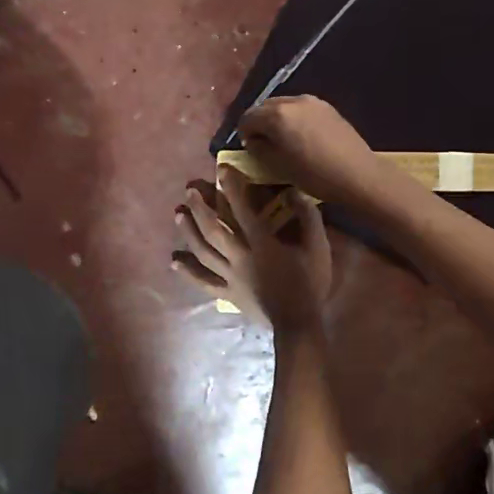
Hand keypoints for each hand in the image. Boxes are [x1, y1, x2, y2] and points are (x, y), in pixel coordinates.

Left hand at [174, 165, 335, 333]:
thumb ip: (308, 217)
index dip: (232, 188)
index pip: (243, 209)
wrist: (298, 323)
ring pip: (204, 252)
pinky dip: (188, 272)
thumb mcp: (318, 247)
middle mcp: (240, 257)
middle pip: (214, 229)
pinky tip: (175, 262)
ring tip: (178, 214)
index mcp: (262, 244)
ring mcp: (231, 277)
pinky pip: (204, 281)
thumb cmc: (309, 283)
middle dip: (200, 208)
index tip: (221, 169)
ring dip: (189, 232)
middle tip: (189, 190)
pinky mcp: (228, 294)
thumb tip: (294, 193)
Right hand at [239, 95, 393, 205]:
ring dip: (278, 119)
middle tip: (266, 145)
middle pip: (265, 107)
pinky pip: (302, 108)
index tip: (252, 150)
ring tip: (286, 141)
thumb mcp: (278, 167)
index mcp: (277, 114)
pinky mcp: (328, 107)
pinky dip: (295, 118)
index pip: (247, 118)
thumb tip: (254, 140)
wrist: (358, 174)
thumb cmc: (315, 175)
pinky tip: (304, 137)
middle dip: (261, 123)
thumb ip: (258, 149)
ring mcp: (313, 101)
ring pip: (284, 105)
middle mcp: (293, 101)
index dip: (245, 134)